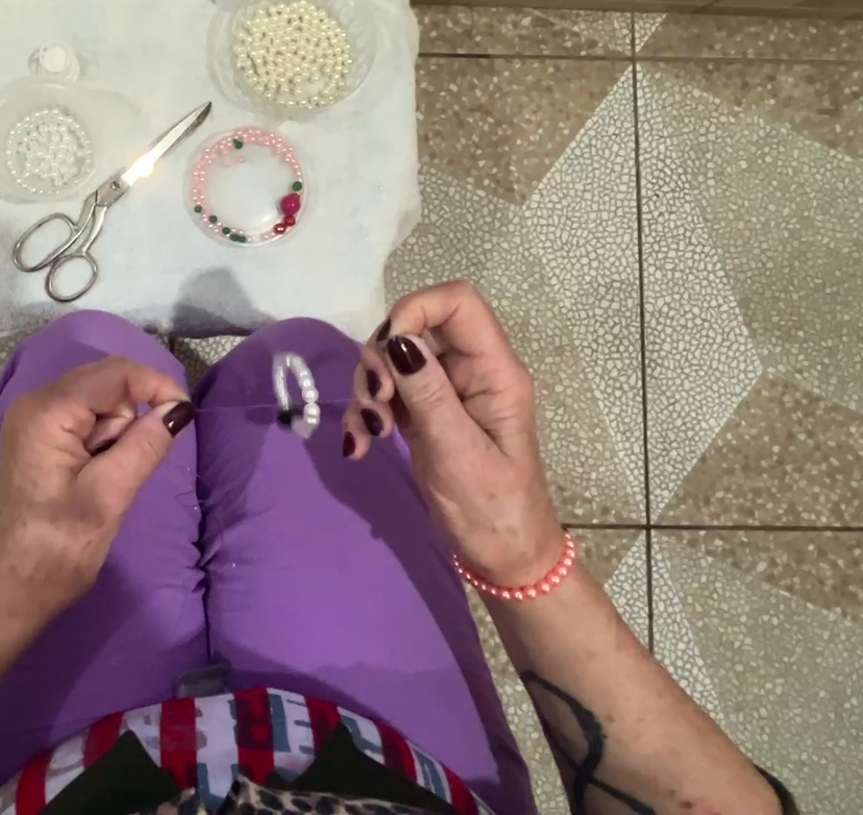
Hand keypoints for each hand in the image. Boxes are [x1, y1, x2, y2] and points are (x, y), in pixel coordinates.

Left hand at [0, 356, 194, 616]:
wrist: (10, 589)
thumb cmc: (57, 548)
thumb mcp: (110, 496)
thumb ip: (146, 445)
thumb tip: (180, 408)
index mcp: (48, 411)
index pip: (115, 373)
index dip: (156, 385)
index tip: (186, 416)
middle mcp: (37, 402)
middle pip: (106, 381)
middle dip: (132, 414)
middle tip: (128, 464)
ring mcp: (36, 418)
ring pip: (99, 401)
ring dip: (117, 431)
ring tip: (105, 478)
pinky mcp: (40, 436)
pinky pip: (86, 419)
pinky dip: (103, 440)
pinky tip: (96, 474)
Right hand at [343, 282, 565, 586]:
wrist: (501, 558)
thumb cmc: (494, 510)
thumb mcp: (459, 453)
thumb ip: (429, 393)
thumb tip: (397, 340)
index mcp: (495, 372)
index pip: (458, 303)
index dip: (416, 309)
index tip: (388, 351)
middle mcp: (469, 371)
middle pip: (414, 328)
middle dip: (381, 359)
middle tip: (376, 403)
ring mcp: (444, 391)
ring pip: (391, 359)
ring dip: (368, 390)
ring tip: (370, 432)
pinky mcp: (421, 412)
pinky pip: (384, 391)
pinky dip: (366, 413)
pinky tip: (361, 445)